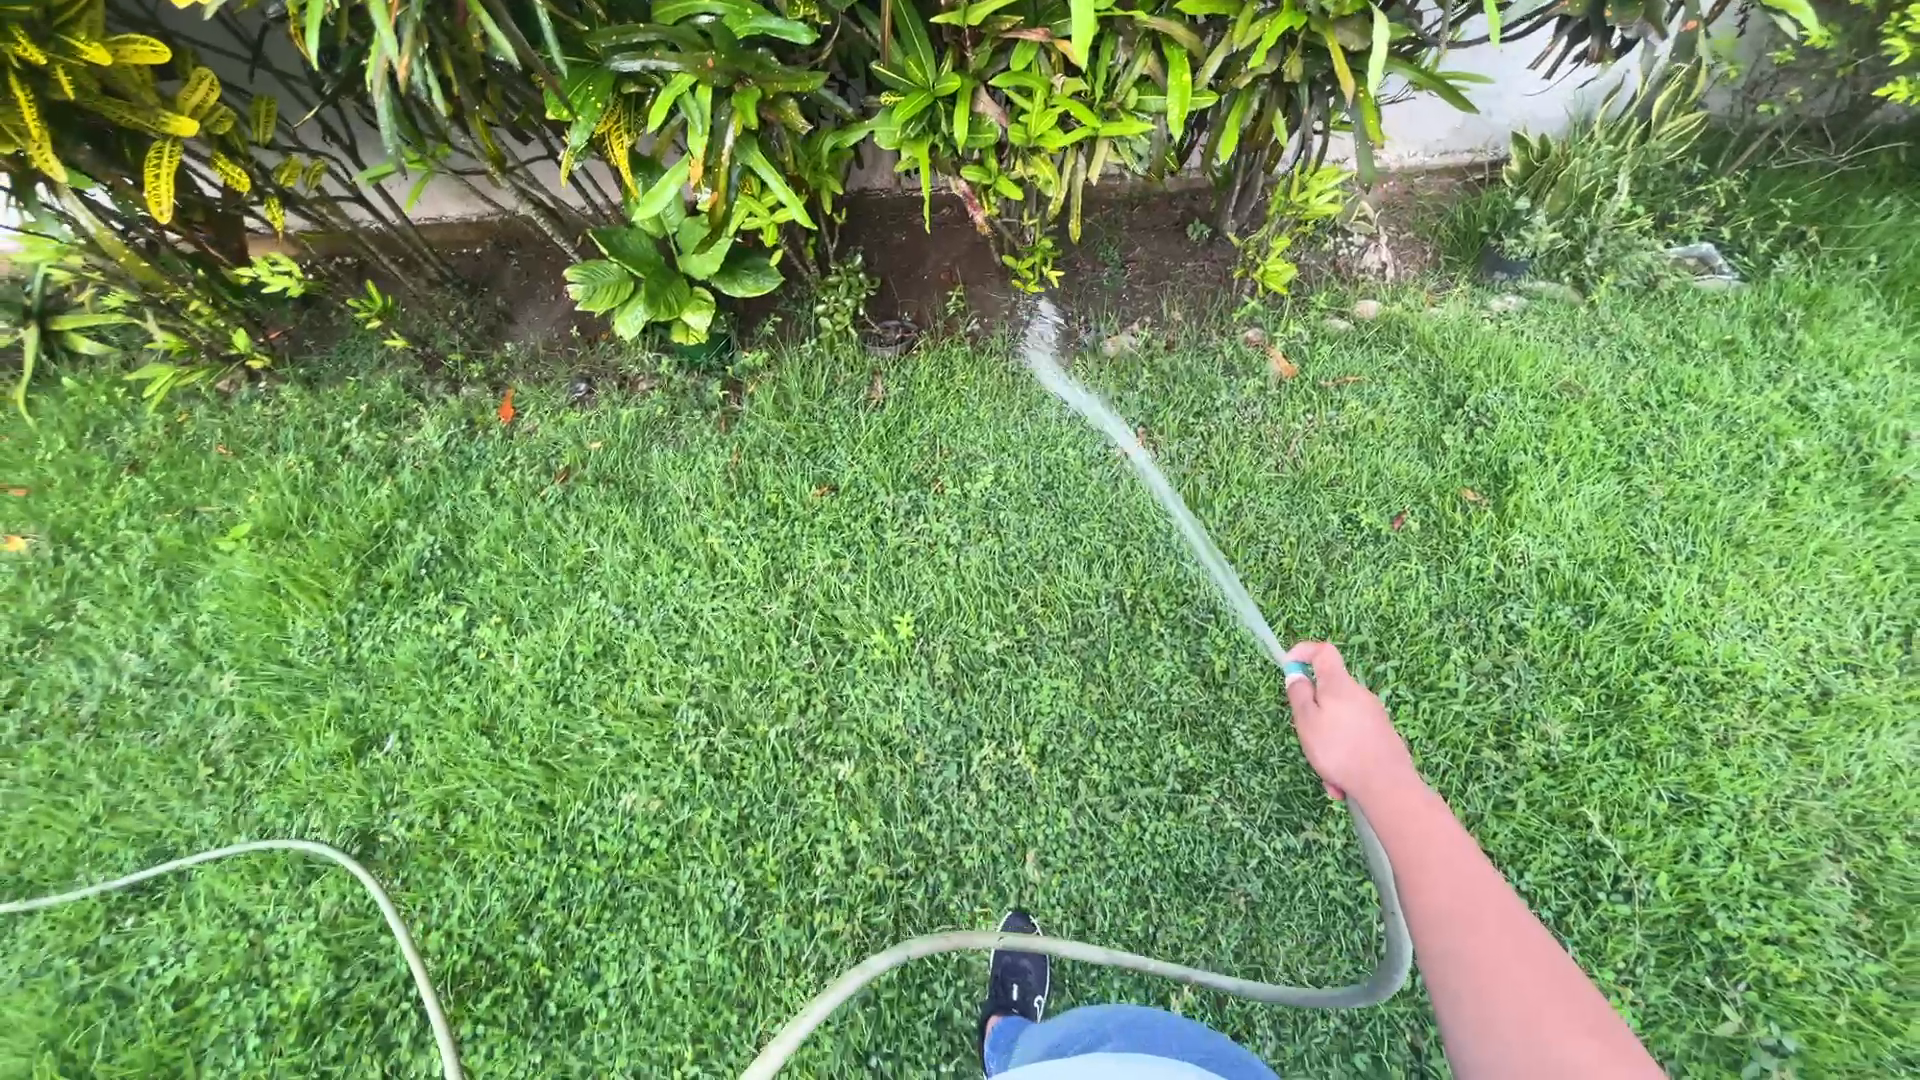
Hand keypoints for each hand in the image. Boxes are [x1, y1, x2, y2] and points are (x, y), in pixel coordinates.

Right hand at [1282, 641, 1417, 801]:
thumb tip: (1296, 675)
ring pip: (1339, 720)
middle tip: (1306, 736)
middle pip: (1329, 690)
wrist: (1389, 787)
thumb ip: (1299, 694)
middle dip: (1313, 712)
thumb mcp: (1307, 720)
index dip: (1303, 652)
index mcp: (1339, 685)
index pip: (1323, 651)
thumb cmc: (1339, 750)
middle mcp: (1360, 694)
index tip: (1288, 668)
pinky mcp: (1382, 735)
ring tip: (1325, 772)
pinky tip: (1341, 782)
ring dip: (1326, 741)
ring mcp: (1374, 715)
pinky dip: (1342, 753)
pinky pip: (1352, 737)